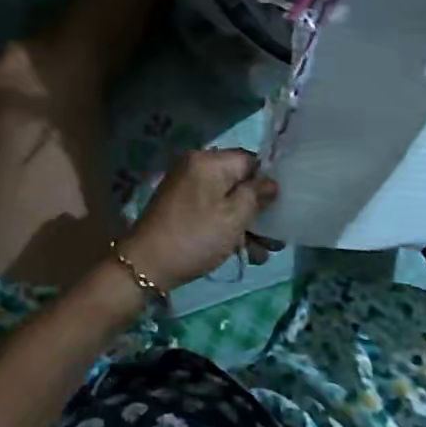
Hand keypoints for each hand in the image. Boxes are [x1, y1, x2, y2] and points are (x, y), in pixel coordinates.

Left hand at [121, 149, 282, 291]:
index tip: (281, 205)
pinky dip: (226, 224)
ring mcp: (187, 185)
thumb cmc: (194, 238)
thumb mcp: (233, 219)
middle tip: (276, 237)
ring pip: (226, 198)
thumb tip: (271, 182)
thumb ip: (256, 196)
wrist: (144, 266)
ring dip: (245, 222)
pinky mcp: (181, 204)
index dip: (267, 181)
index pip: (250, 160)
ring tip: (263, 253)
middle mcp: (196, 165)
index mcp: (209, 161)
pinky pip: (212, 207)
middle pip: (238, 181)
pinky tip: (243, 252)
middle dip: (258, 209)